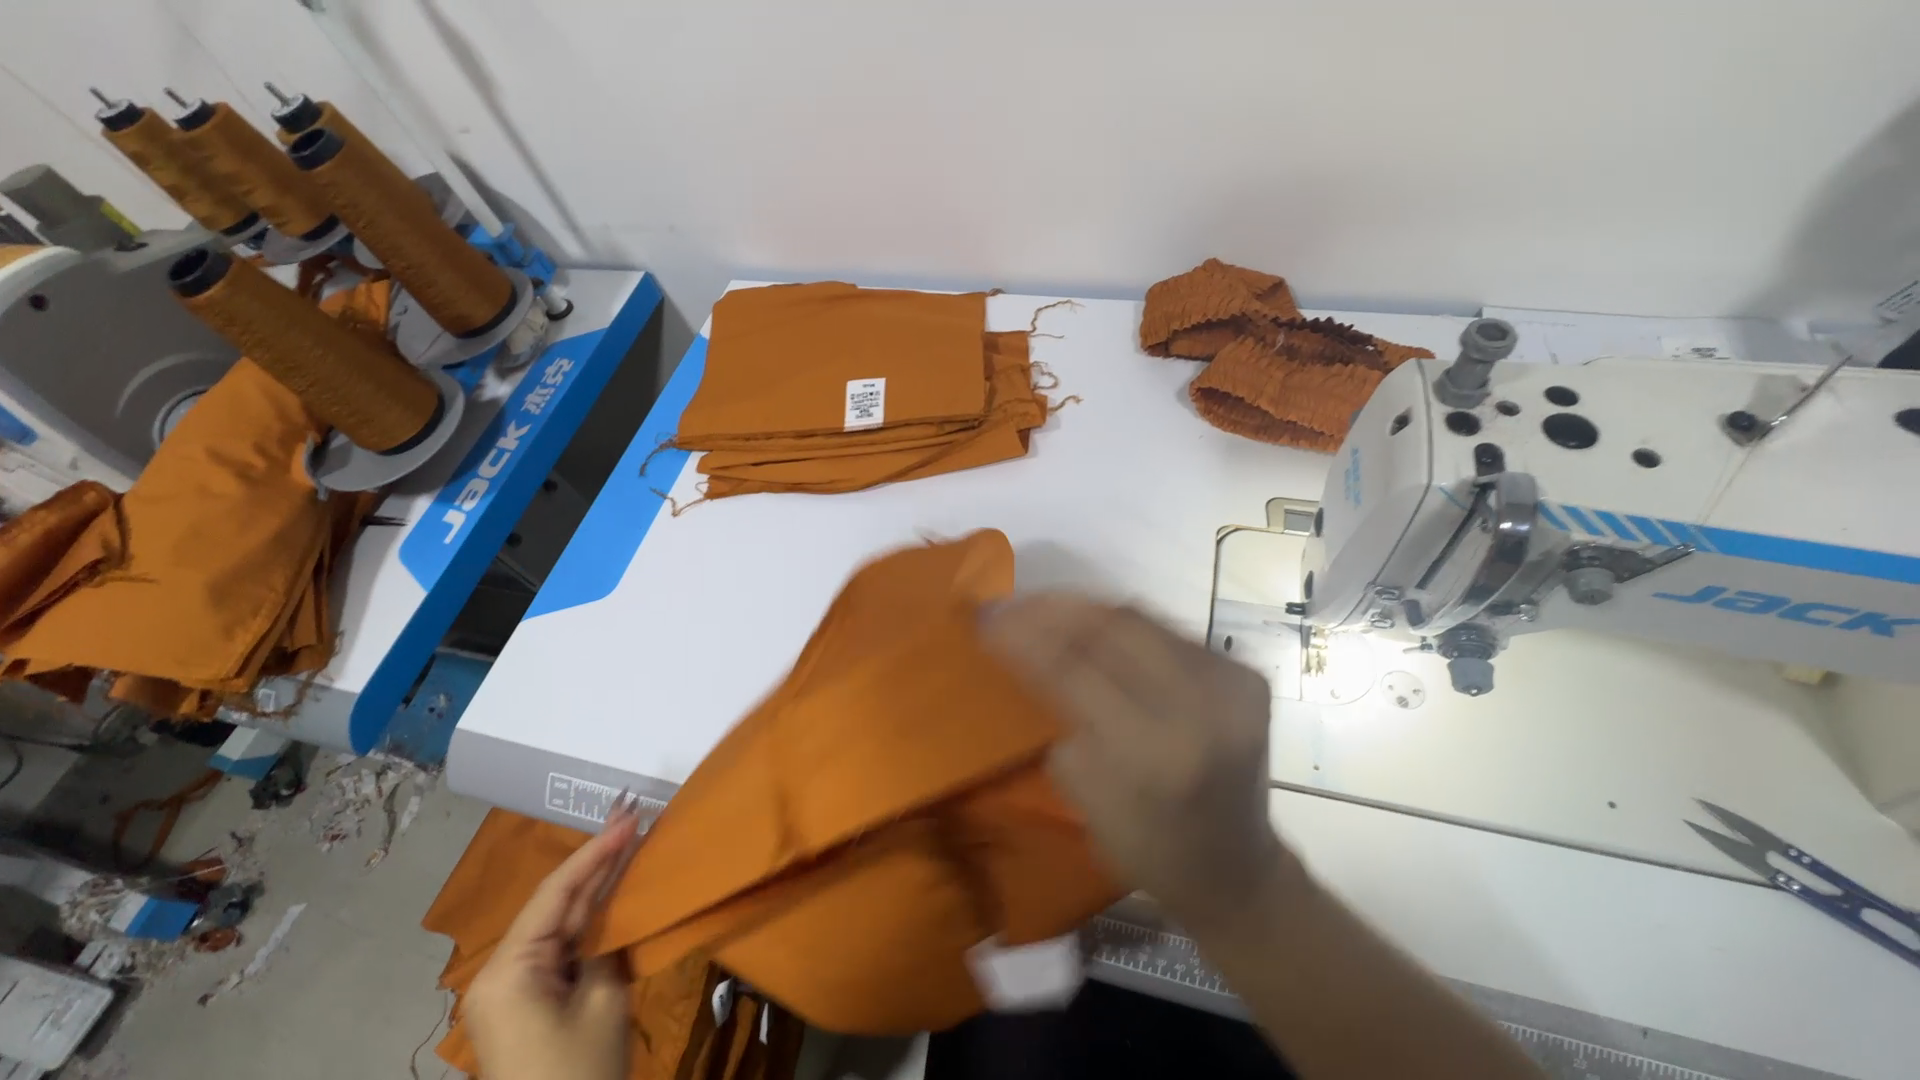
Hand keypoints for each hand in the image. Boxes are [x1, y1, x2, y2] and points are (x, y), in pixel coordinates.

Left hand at [464, 804, 640, 1079]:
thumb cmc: (577, 1073)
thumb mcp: (604, 1005)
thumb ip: (608, 948)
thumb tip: (616, 916)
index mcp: (510, 968)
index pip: (556, 893)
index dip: (596, 852)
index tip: (629, 817)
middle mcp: (501, 972)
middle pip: (554, 904)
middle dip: (595, 862)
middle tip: (631, 818)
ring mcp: (512, 990)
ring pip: (559, 925)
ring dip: (595, 890)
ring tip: (628, 845)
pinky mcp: (528, 1005)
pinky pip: (561, 952)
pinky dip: (590, 925)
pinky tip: (616, 899)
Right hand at [982, 594, 1297, 928]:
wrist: (1236, 868)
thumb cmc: (1149, 850)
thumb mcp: (1088, 798)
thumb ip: (1060, 722)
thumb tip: (1023, 656)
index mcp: (1156, 752)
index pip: (1077, 670)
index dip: (1025, 639)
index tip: (984, 620)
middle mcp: (1203, 706)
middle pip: (1112, 629)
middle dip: (1051, 610)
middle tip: (1006, 605)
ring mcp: (1231, 684)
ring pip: (1141, 619)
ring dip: (1083, 609)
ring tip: (1038, 606)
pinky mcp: (1243, 673)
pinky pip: (1168, 631)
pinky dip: (1121, 625)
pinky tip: (1088, 624)